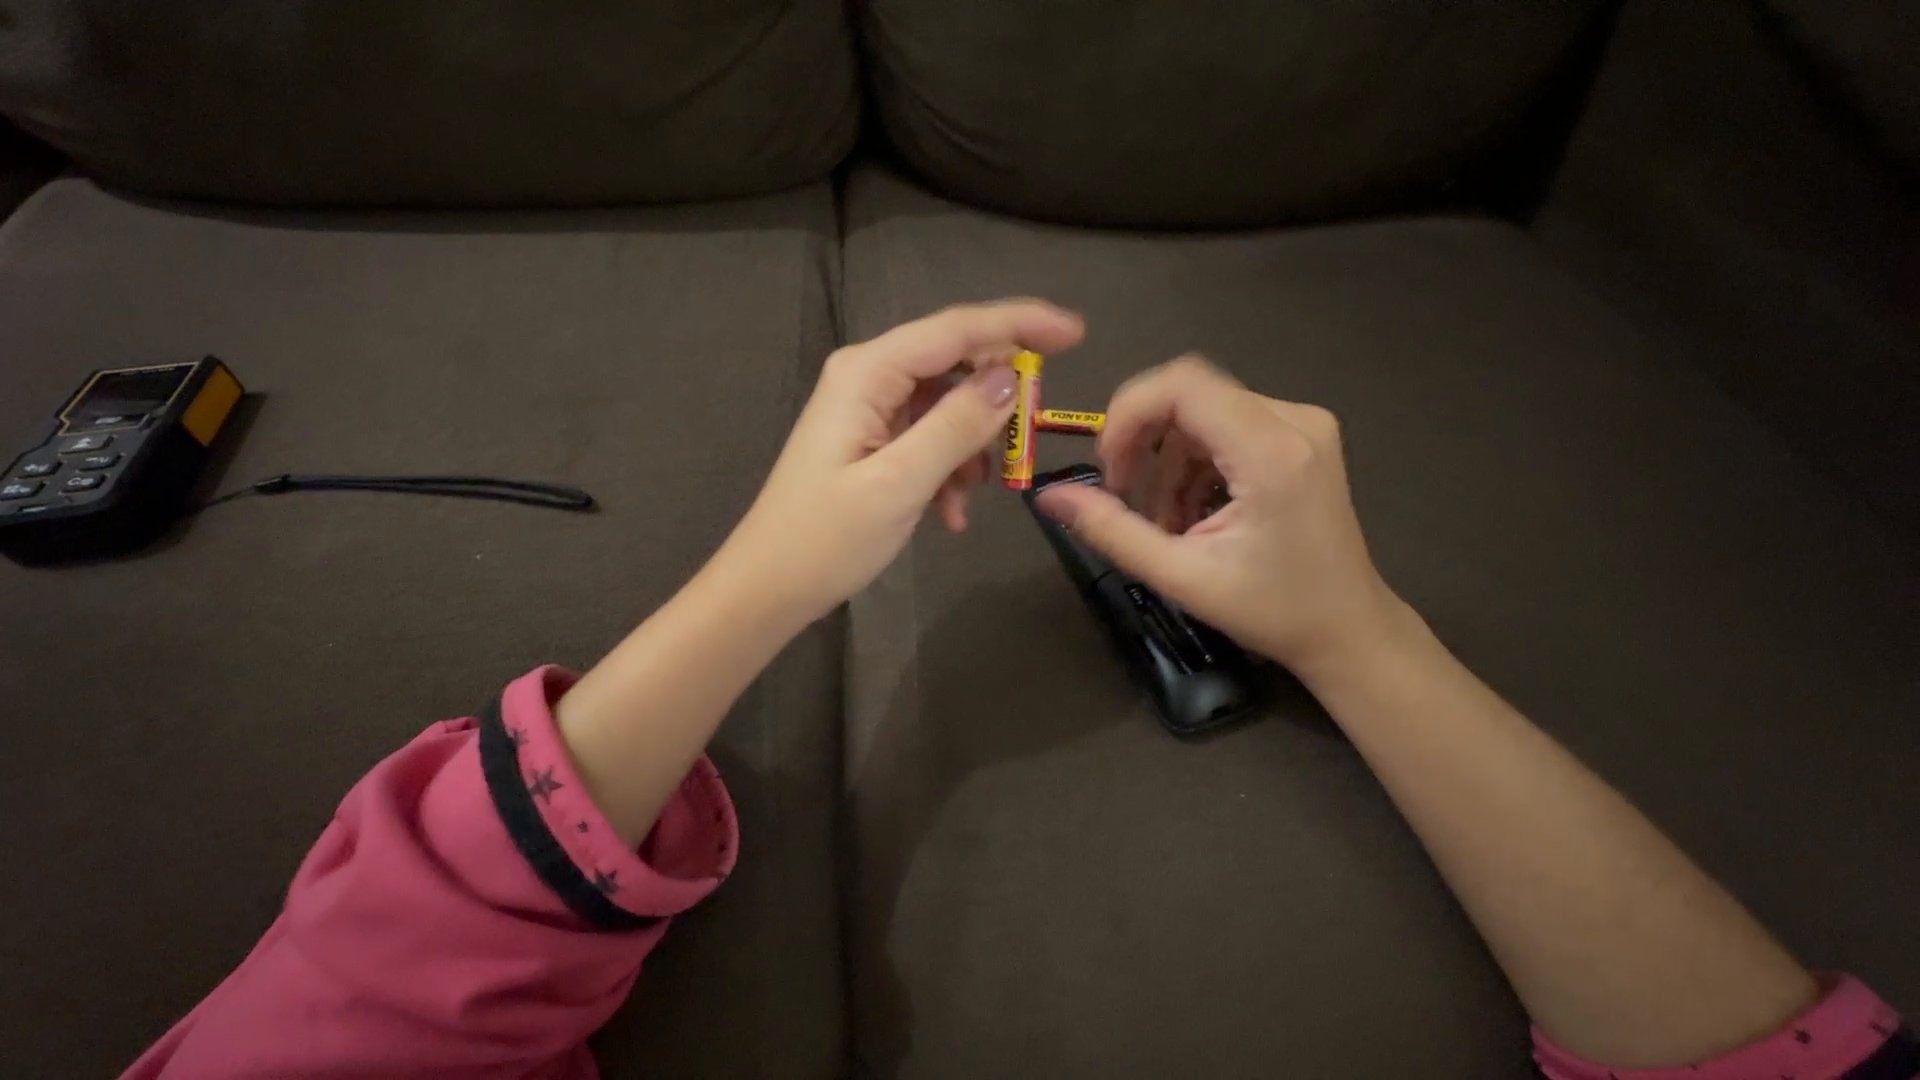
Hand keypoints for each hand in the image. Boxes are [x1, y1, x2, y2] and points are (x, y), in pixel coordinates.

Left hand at [718, 300, 1084, 624]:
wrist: (769, 588)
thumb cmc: (826, 539)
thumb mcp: (900, 484)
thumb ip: (956, 426)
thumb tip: (1010, 377)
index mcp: (868, 373)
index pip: (956, 328)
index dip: (1020, 324)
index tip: (1076, 333)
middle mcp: (868, 377)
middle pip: (954, 363)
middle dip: (996, 401)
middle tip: (1026, 442)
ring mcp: (868, 410)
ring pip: (947, 406)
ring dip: (971, 447)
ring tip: (970, 495)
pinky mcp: (872, 441)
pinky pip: (929, 438)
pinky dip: (949, 470)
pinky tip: (949, 514)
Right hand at [1033, 357, 1402, 676]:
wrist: (1348, 629)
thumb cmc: (1272, 611)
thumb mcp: (1180, 577)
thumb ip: (1110, 531)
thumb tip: (1048, 497)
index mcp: (1272, 452)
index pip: (1183, 385)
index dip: (1129, 413)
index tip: (1109, 469)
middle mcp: (1294, 420)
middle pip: (1190, 396)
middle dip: (1144, 443)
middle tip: (1126, 499)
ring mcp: (1304, 423)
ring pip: (1203, 414)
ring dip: (1169, 463)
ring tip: (1166, 524)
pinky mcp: (1302, 435)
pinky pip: (1226, 427)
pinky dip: (1196, 465)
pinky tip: (1195, 513)